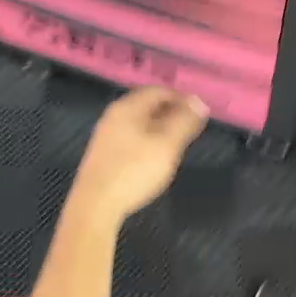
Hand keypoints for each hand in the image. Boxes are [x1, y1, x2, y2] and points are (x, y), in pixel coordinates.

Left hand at [69, 88, 207, 223]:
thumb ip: (184, 121)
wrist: (95, 205)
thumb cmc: (135, 171)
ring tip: (177, 144)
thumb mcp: (167, 145)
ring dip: (160, 128)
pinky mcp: (103, 154)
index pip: (160, 91)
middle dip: (172, 113)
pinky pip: (130, 137)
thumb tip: (199, 102)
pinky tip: (154, 158)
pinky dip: (147, 140)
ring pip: (139, 122)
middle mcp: (114, 115)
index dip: (183, 99)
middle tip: (191, 130)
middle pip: (148, 105)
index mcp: (128, 107)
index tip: (200, 115)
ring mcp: (106, 135)